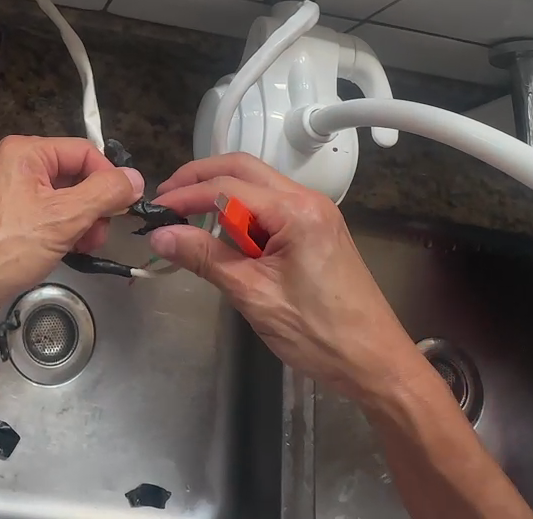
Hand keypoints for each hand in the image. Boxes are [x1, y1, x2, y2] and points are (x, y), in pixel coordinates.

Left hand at [0, 136, 142, 329]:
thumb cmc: (7, 247)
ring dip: (80, 222)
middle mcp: (16, 163)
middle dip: (93, 206)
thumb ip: (104, 194)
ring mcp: (8, 191)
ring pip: (62, 198)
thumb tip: (135, 178)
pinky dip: (61, 231)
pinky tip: (65, 252)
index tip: (122, 212)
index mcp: (26, 152)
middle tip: (96, 236)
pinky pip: (45, 215)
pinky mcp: (5, 217)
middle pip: (74, 174)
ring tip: (81, 248)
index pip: (84, 152)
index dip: (108, 179)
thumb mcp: (64, 218)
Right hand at [147, 153, 420, 401]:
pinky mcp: (315, 228)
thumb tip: (160, 235)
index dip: (186, 195)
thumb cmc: (319, 334)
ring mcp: (314, 212)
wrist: (378, 365)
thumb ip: (205, 257)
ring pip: (255, 183)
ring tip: (185, 216)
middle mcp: (307, 199)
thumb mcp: (253, 295)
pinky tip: (220, 231)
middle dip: (199, 178)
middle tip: (166, 198)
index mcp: (295, 211)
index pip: (226, 186)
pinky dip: (238, 210)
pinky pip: (268, 204)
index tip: (155, 210)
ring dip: (218, 192)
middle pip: (241, 168)